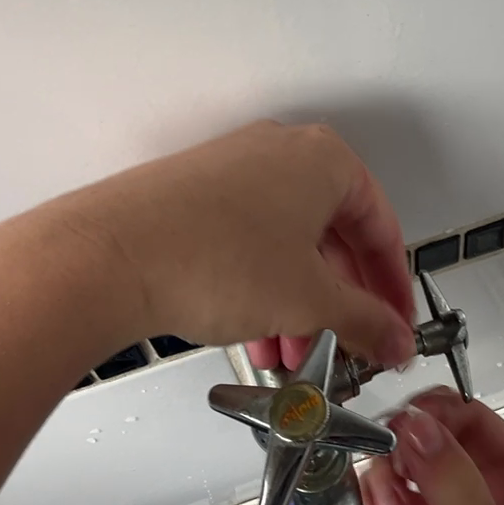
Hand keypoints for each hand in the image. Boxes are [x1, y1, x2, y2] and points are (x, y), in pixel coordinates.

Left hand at [44, 121, 415, 368]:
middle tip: (349, 343)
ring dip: (300, 304)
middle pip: (333, 237)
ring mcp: (233, 171)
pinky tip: (256, 332)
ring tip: (294, 351)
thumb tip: (391, 336)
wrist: (108, 258)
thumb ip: (367, 322)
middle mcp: (279, 154)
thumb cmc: (206, 255)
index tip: (395, 324)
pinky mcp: (196, 196)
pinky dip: (262, 288)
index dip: (393, 289)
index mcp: (323, 159)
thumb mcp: (310, 299)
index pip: (381, 228)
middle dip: (341, 302)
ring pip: (288, 245)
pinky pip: (249, 244)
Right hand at [360, 388, 503, 504]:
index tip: (401, 424)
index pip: (474, 420)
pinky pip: (386, 502)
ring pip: (404, 467)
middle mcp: (483, 492)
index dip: (437, 414)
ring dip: (385, 480)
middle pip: (432, 438)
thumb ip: (455, 485)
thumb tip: (419, 423)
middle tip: (386, 471)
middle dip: (403, 448)